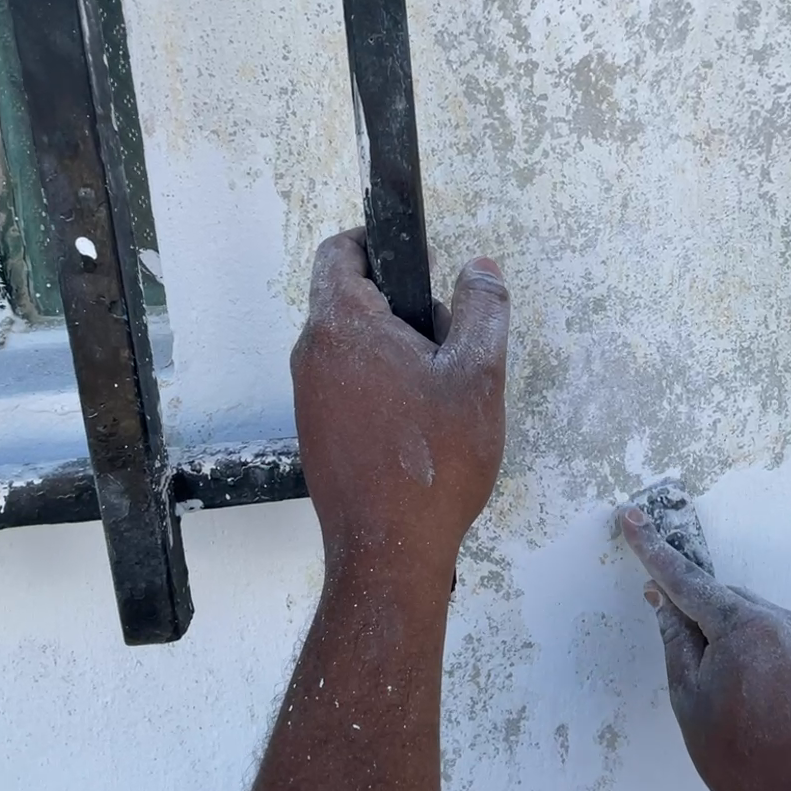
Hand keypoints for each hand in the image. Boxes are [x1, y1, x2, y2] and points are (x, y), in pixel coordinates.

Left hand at [292, 229, 509, 599]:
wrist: (389, 550)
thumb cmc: (434, 459)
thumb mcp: (477, 375)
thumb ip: (482, 309)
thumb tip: (480, 268)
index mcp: (342, 326)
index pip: (340, 251)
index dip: (376, 240)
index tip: (416, 261)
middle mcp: (312, 354)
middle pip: (351, 299)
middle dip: (403, 306)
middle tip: (448, 346)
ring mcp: (308, 394)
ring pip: (353, 345)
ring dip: (396, 350)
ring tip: (439, 393)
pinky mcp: (315, 428)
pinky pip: (347, 382)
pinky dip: (381, 383)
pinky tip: (416, 425)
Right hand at [618, 506, 790, 790]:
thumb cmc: (746, 764)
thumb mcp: (690, 700)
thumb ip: (677, 641)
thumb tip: (664, 601)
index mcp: (745, 626)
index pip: (686, 580)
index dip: (653, 550)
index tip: (632, 517)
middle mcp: (788, 624)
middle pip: (729, 603)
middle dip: (706, 619)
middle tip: (696, 667)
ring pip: (762, 626)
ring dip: (741, 644)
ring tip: (742, 704)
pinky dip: (772, 664)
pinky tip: (772, 710)